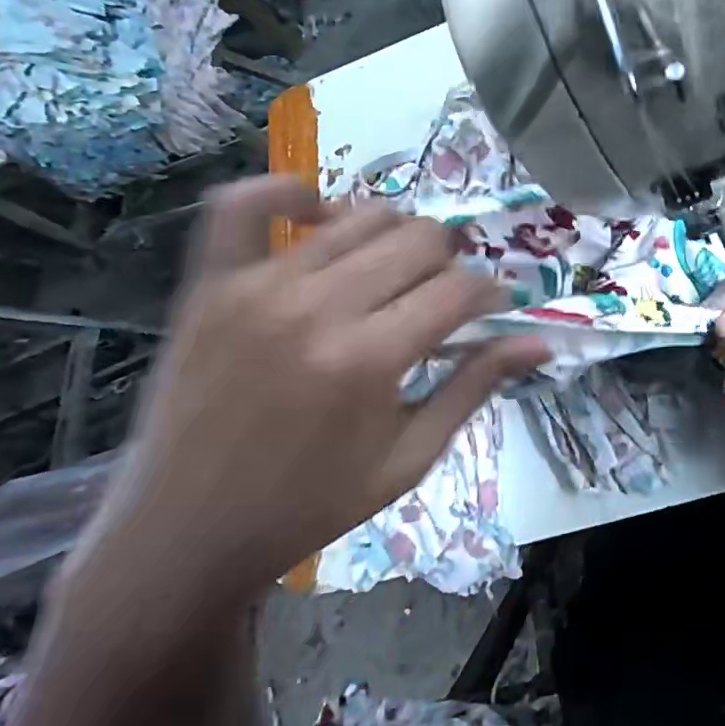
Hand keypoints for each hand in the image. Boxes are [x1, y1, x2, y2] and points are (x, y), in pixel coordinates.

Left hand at [76, 177, 549, 602]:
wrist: (183, 534)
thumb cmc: (311, 504)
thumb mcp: (410, 458)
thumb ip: (475, 386)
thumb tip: (541, 341)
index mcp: (369, 360)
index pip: (460, 289)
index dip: (491, 293)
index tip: (492, 308)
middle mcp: (317, 309)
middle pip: (420, 240)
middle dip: (451, 262)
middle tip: (446, 294)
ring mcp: (258, 287)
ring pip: (362, 217)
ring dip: (399, 235)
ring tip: (398, 268)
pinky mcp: (210, 284)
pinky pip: (244, 204)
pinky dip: (290, 191)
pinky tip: (322, 212)